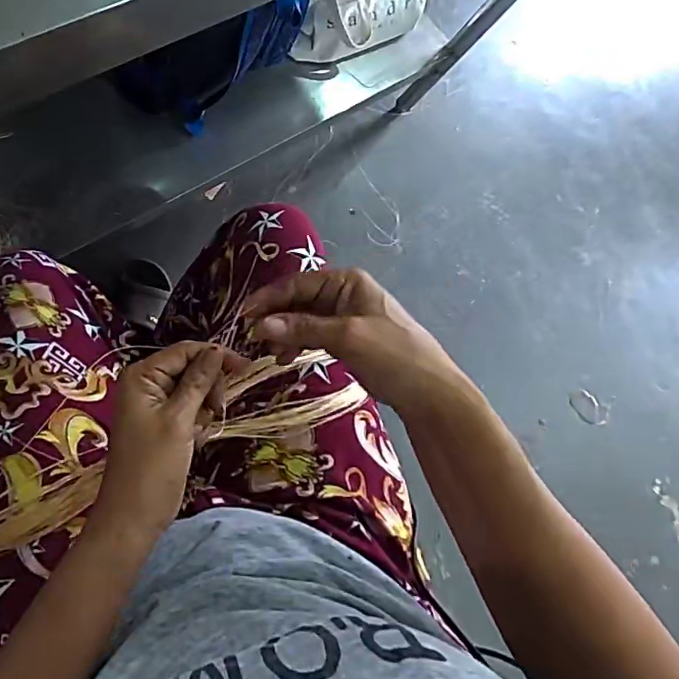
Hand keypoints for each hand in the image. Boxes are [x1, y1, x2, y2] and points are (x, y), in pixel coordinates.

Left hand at [93, 342, 243, 533]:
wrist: (133, 516)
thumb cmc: (154, 467)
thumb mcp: (179, 420)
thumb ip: (198, 381)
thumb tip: (217, 350)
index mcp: (141, 374)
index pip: (184, 350)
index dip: (215, 355)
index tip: (248, 368)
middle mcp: (142, 382)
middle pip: (188, 367)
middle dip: (207, 386)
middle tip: (214, 413)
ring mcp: (148, 402)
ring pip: (190, 389)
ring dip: (203, 407)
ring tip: (199, 432)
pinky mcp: (157, 422)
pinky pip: (184, 409)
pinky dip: (195, 421)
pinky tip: (194, 440)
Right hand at [240, 268, 474, 416]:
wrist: (434, 396)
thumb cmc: (394, 356)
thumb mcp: (346, 337)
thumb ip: (301, 328)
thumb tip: (260, 325)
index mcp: (346, 282)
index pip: (296, 283)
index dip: (268, 298)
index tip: (244, 315)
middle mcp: (343, 294)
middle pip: (297, 300)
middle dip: (275, 318)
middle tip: (253, 337)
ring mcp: (344, 317)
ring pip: (301, 319)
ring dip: (284, 334)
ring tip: (270, 354)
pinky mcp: (346, 340)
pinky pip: (311, 335)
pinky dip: (296, 345)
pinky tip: (285, 358)